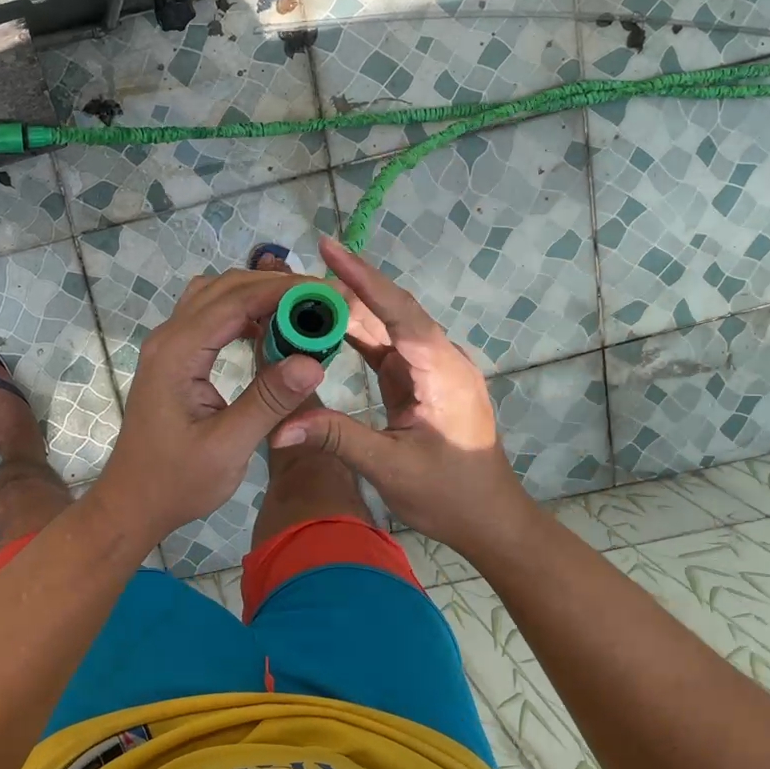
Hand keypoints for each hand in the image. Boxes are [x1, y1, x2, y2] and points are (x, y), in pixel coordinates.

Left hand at [95, 269, 326, 536]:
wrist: (133, 502)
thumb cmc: (177, 482)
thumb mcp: (228, 447)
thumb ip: (268, 401)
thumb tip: (313, 361)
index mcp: (177, 354)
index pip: (235, 301)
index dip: (284, 291)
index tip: (328, 292)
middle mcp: (167, 339)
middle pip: (223, 288)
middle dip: (274, 286)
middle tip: (323, 298)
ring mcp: (167, 347)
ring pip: (214, 297)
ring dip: (256, 295)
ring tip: (301, 310)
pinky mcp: (173, 359)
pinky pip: (209, 318)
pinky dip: (241, 313)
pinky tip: (269, 331)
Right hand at [271, 236, 531, 543]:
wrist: (491, 520)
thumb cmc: (450, 495)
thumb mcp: (390, 467)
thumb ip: (336, 438)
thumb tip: (278, 428)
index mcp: (440, 370)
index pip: (397, 311)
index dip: (361, 278)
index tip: (328, 247)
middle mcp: (440, 360)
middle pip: (391, 311)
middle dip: (347, 289)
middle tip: (297, 276)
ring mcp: (432, 371)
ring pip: (387, 328)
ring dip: (349, 312)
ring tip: (303, 297)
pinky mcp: (422, 384)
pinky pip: (386, 350)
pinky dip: (356, 337)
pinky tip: (326, 330)